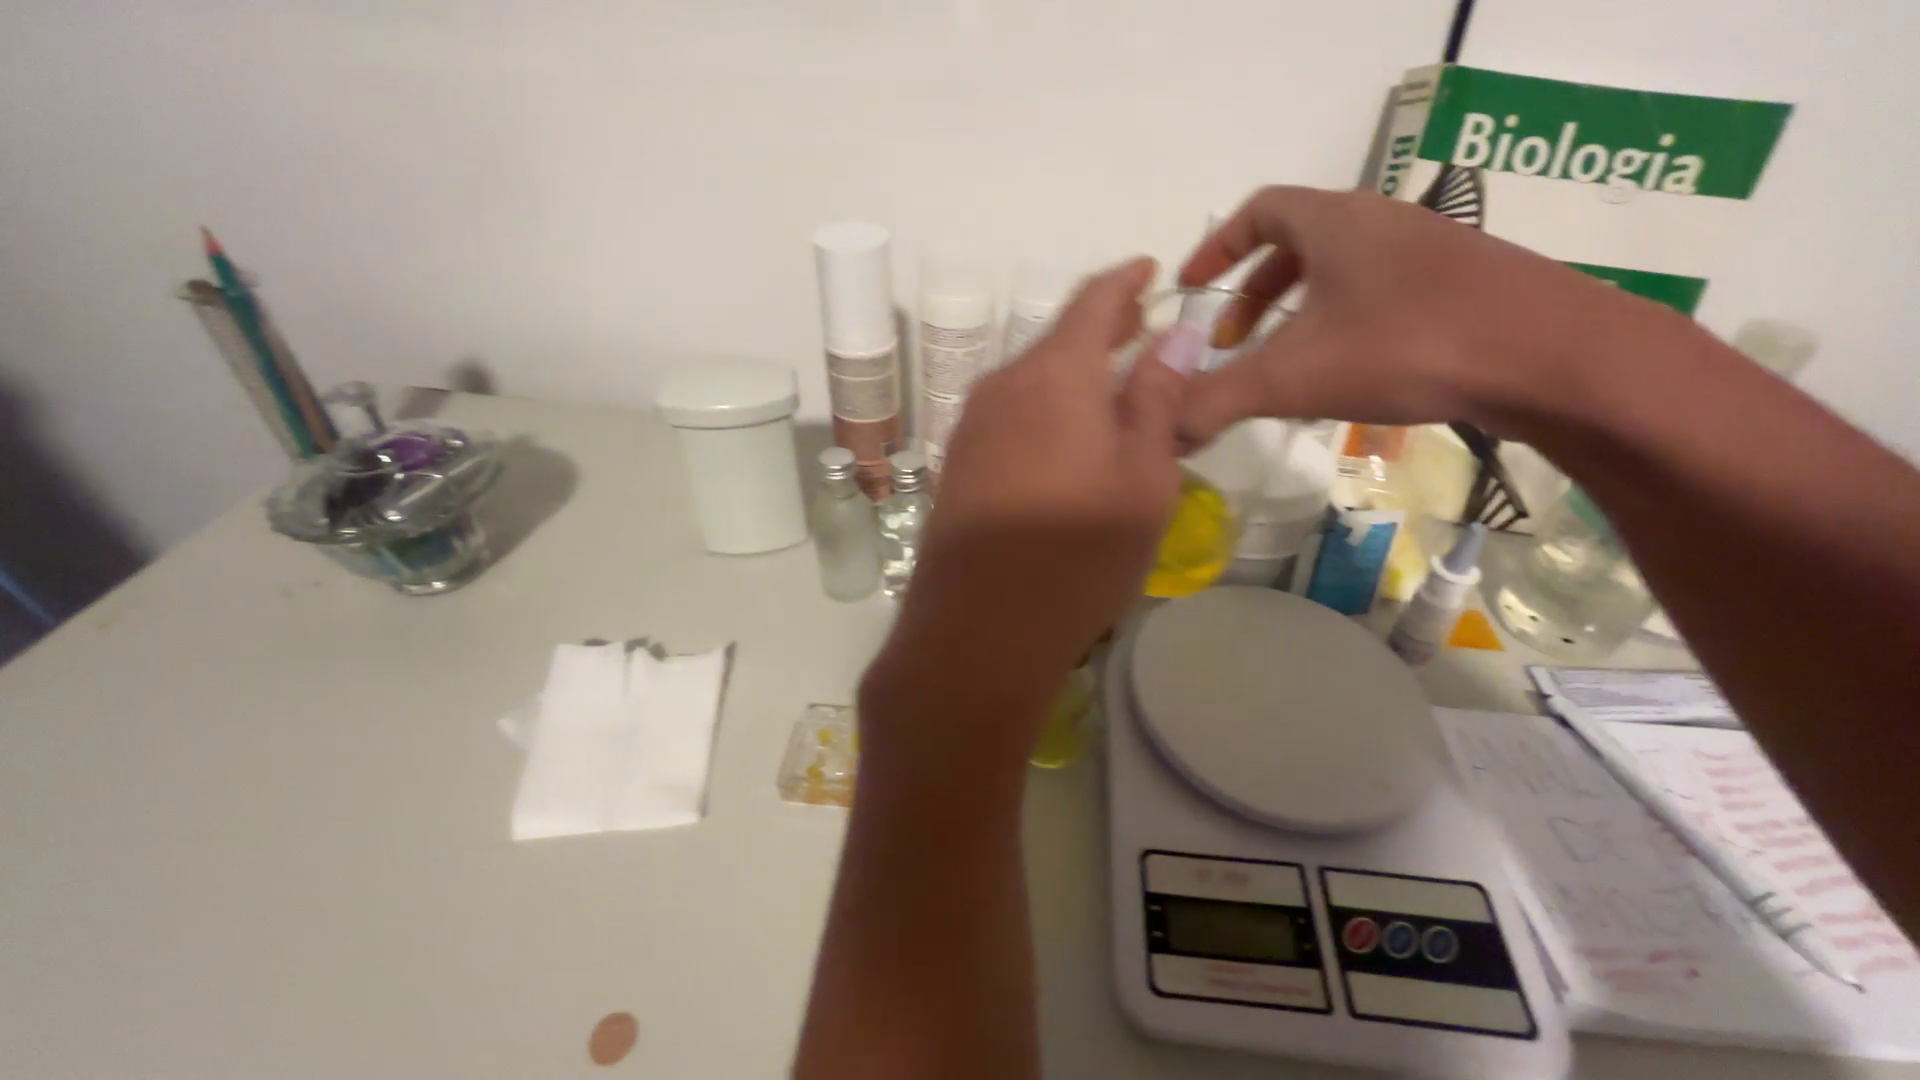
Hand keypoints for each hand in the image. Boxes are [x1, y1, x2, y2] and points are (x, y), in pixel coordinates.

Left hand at [861, 258, 1195, 759]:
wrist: (978, 629)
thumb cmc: (1079, 553)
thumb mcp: (1143, 478)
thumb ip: (1158, 399)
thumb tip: (1175, 336)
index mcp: (1054, 374)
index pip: (1092, 301)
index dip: (1125, 281)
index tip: (1150, 271)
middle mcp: (1004, 386)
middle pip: (1058, 340)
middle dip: (1104, 331)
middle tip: (1144, 330)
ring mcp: (973, 427)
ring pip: (1034, 381)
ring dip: (1076, 376)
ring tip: (1116, 390)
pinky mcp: (960, 466)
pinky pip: (1013, 417)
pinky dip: (1049, 410)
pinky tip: (1071, 440)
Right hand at [1177, 185, 1684, 443]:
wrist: (1549, 356)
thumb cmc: (1404, 346)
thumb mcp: (1292, 377)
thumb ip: (1216, 401)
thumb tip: (1159, 431)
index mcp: (1332, 222)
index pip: (1258, 211)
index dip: (1217, 248)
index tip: (1191, 287)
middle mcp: (1379, 221)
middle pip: (1298, 242)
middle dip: (1254, 292)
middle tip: (1232, 342)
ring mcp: (1427, 251)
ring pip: (1342, 271)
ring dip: (1300, 313)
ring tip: (1285, 366)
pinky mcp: (1461, 286)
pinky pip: (1380, 294)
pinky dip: (1345, 325)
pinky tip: (1348, 378)